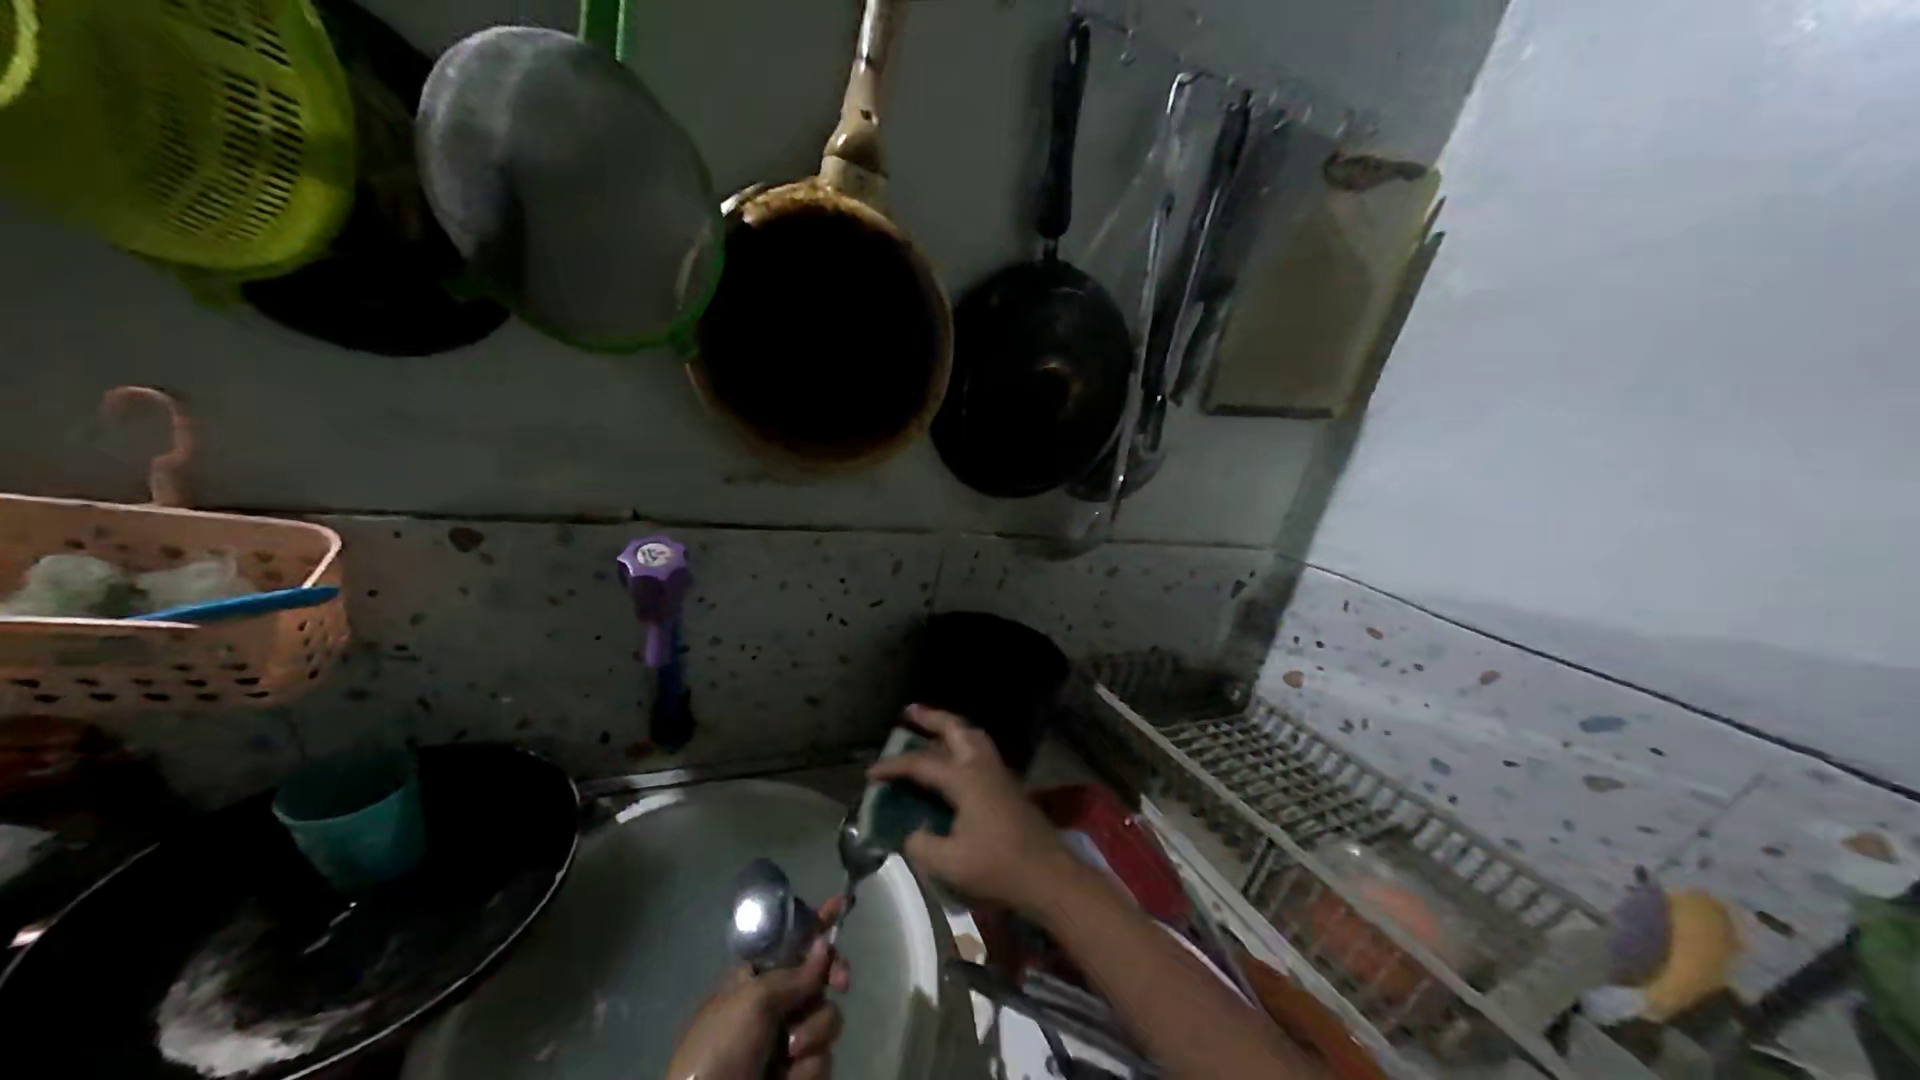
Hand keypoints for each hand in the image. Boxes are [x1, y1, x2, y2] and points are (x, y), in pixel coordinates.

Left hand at [664, 896, 850, 1079]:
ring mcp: (788, 1041)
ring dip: (813, 1034)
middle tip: (842, 982)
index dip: (817, 922)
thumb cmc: (721, 1048)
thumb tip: (825, 945)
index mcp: (757, 979)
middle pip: (822, 975)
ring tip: (788, 1055)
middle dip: (834, 977)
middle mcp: (776, 1004)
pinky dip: (808, 1070)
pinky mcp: (798, 1075)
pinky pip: (823, 1059)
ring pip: (828, 1018)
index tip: (841, 903)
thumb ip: (795, 974)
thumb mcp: (752, 1001)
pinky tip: (788, 1078)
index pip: (793, 941)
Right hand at [867, 705, 1072, 914]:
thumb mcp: (949, 863)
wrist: (1051, 878)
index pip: (922, 763)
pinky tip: (955, 765)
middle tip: (910, 713)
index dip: (894, 766)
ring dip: (951, 730)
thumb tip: (911, 833)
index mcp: (966, 779)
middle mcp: (984, 767)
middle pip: (957, 729)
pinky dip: (964, 748)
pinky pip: (982, 754)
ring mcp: (1001, 776)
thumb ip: (921, 845)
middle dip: (932, 718)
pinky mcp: (1010, 789)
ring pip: (974, 738)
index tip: (871, 773)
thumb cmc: (999, 868)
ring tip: (932, 732)